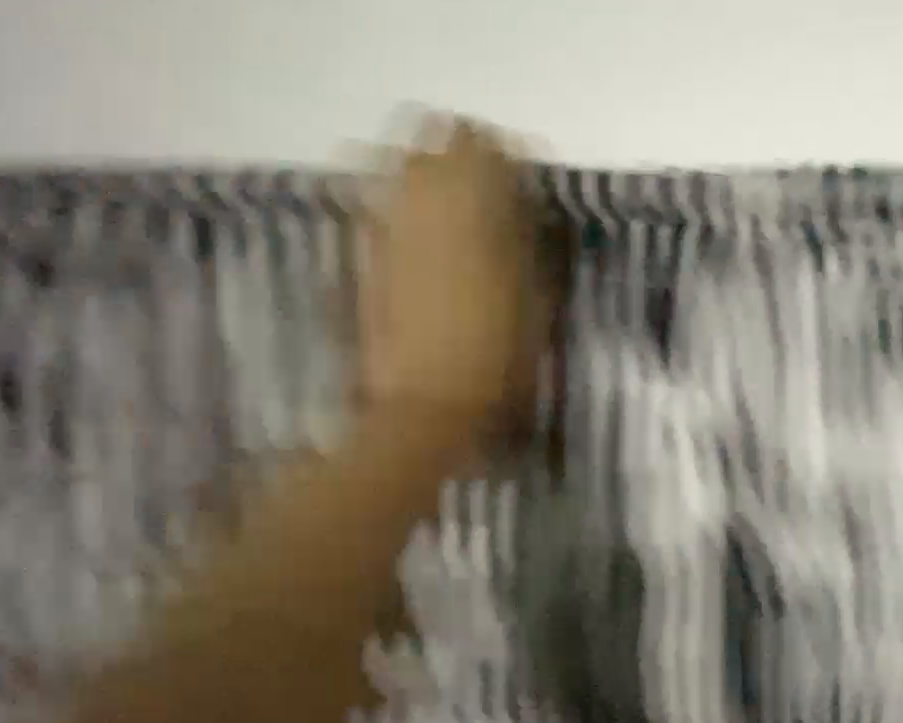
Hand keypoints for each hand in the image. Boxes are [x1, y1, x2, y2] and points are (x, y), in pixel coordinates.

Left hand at [359, 113, 538, 429]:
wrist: (425, 407)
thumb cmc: (498, 363)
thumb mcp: (538, 304)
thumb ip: (531, 242)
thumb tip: (526, 204)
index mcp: (473, 211)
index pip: (489, 145)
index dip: (512, 157)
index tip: (530, 185)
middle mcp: (422, 201)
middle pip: (437, 135)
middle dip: (468, 154)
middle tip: (495, 188)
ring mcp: (386, 220)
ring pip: (402, 158)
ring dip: (433, 170)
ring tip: (459, 206)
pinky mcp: (365, 246)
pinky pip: (382, 195)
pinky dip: (406, 198)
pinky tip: (427, 231)